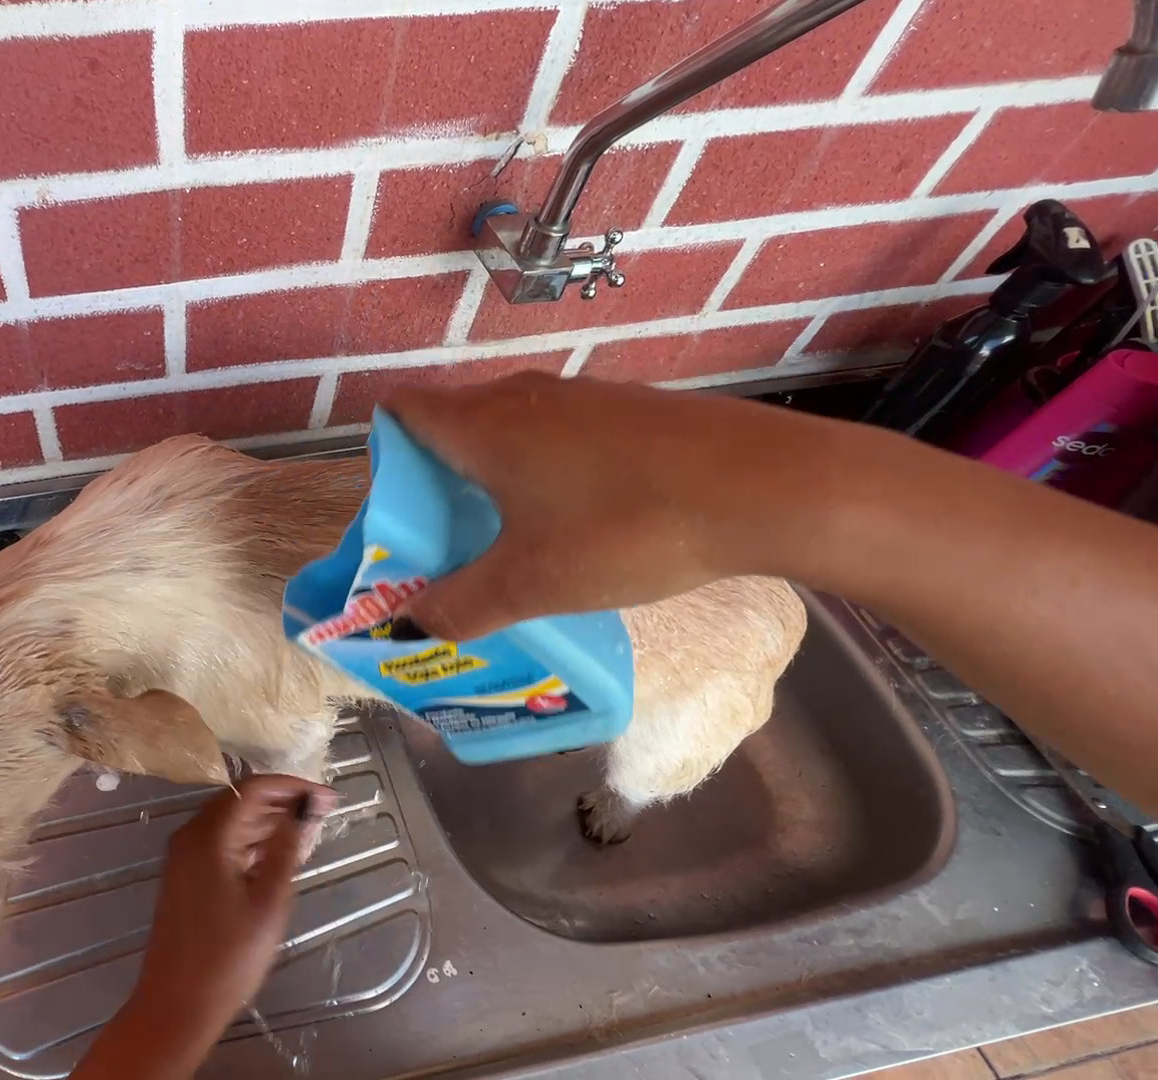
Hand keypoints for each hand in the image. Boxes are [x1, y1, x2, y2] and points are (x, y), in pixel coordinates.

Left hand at [72, 774, 335, 1079]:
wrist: (175, 1006)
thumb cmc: (227, 958)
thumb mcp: (268, 903)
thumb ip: (286, 850)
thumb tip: (302, 811)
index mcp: (208, 835)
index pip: (253, 788)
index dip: (292, 786)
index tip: (327, 797)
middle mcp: (191, 835)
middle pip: (240, 800)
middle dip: (283, 801)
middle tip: (323, 812)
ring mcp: (184, 856)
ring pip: (232, 822)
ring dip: (269, 821)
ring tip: (308, 830)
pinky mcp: (186, 876)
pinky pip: (223, 843)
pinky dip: (252, 841)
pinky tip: (278, 853)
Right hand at [384, 371, 831, 639]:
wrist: (771, 486)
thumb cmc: (626, 528)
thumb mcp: (532, 584)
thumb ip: (459, 606)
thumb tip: (410, 626)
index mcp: (481, 425)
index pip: (402, 409)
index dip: (386, 452)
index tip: (400, 506)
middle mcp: (520, 395)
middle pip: (450, 422)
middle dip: (435, 477)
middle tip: (446, 538)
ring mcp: (579, 396)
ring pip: (506, 428)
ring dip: (491, 475)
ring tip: (508, 537)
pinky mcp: (626, 408)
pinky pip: (555, 432)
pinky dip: (541, 469)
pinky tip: (577, 519)